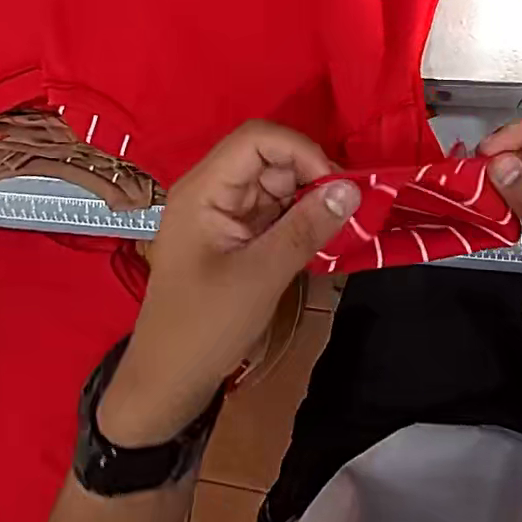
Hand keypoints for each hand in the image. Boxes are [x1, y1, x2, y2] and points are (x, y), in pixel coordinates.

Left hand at [99, 122, 359, 446]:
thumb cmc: (204, 327)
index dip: (299, 150)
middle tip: (347, 206)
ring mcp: (227, 211)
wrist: (169, 381)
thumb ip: (307, 228)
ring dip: (311, 195)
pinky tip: (325, 233)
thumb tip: (352, 188)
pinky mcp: (240, 231)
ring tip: (341, 222)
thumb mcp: (261, 276)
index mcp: (204, 190)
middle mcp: (214, 190)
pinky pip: (278, 207)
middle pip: (269, 156)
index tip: (335, 183)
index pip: (255, 140)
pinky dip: (303, 215)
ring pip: (278, 181)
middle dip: (311, 173)